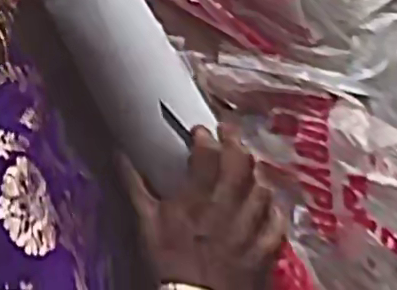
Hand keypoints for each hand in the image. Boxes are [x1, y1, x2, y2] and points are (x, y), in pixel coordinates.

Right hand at [121, 126, 286, 289]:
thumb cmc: (170, 263)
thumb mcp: (147, 222)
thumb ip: (134, 184)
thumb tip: (119, 155)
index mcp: (198, 198)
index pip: (208, 153)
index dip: (204, 136)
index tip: (199, 133)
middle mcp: (227, 208)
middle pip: (240, 162)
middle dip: (234, 141)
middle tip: (228, 133)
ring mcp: (250, 230)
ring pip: (262, 188)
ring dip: (254, 173)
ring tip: (247, 166)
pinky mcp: (264, 252)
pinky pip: (277, 223)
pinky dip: (273, 209)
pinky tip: (266, 203)